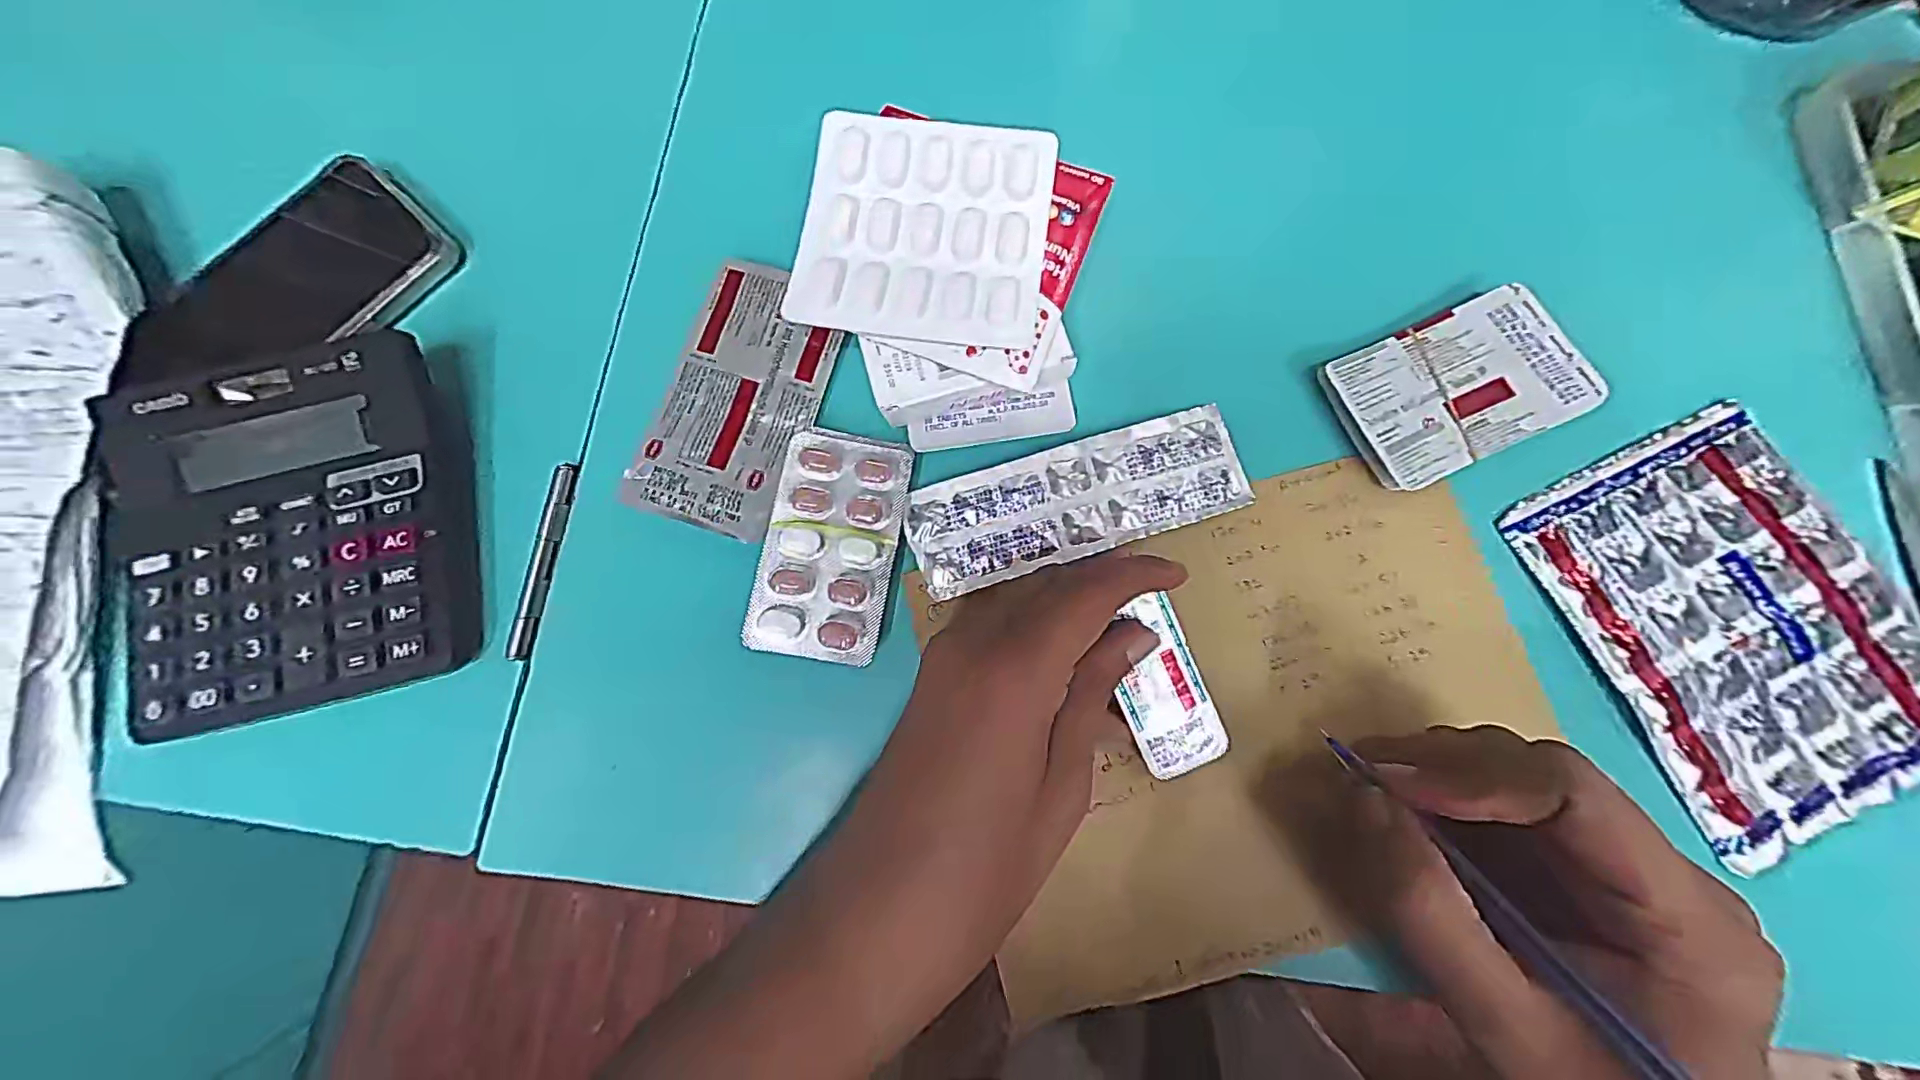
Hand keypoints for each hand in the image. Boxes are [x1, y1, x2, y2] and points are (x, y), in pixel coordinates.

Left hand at [605, 552, 1185, 1079]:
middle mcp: (971, 645)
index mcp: (1012, 671)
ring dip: (1065, 597)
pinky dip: (1031, 621)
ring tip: (1115, 620)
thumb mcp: (1061, 786)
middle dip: (1100, 579)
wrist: (878, 908)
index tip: (1176, 574)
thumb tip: (1131, 634)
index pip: (1082, 594)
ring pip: (1014, 599)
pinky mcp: (930, 678)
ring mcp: (942, 658)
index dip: (1132, 575)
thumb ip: (1090, 696)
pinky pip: (989, 625)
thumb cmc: (987, 868)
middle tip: (1150, 596)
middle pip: (1044, 585)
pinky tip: (1060, 649)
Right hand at [1346, 726, 1780, 1079]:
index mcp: (1689, 919)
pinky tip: (1402, 808)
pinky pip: (1502, 808)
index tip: (1383, 779)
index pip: (1573, 794)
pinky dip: (1440, 798)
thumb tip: (1368, 798)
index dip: (1469, 773)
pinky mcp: (1576, 872)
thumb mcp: (1505, 1024)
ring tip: (1371, 786)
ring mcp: (1622, 869)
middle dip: (1440, 766)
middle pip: (1541, 775)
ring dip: (1435, 773)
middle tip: (1359, 770)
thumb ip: (1433, 915)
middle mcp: (1665, 875)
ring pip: (1518, 778)